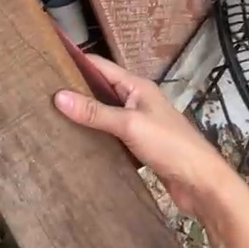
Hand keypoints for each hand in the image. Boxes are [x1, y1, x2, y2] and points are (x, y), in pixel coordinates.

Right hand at [54, 54, 246, 223]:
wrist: (205, 186)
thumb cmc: (171, 146)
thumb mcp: (129, 124)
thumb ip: (94, 111)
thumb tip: (58, 95)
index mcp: (136, 86)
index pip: (98, 65)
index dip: (74, 61)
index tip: (47, 61)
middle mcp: (137, 99)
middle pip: (100, 88)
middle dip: (75, 89)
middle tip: (43, 91)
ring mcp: (139, 122)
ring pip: (105, 112)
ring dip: (85, 114)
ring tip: (54, 114)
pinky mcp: (140, 145)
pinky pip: (111, 133)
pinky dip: (96, 134)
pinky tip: (78, 140)